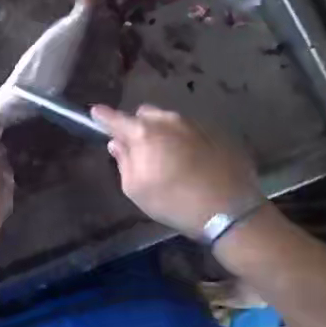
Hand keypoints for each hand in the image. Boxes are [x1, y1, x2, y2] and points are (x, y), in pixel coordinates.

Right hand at [90, 105, 261, 234]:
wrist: (230, 212)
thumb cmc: (173, 202)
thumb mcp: (135, 189)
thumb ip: (123, 162)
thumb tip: (117, 144)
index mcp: (145, 133)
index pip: (115, 118)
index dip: (103, 116)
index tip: (95, 114)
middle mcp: (170, 121)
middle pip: (146, 114)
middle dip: (138, 125)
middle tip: (138, 146)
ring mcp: (197, 125)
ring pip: (171, 121)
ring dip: (164, 132)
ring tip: (167, 155)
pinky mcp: (219, 135)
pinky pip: (193, 132)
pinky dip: (186, 141)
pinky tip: (191, 162)